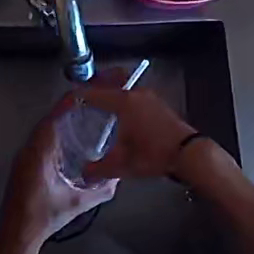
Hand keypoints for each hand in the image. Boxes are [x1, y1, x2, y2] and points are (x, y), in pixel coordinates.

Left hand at [0, 95, 117, 250]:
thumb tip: (118, 177)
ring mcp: (24, 156)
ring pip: (44, 128)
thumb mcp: (77, 202)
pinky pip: (41, 138)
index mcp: (40, 153)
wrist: (15, 237)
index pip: (55, 117)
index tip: (87, 91)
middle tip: (92, 100)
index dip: (71, 101)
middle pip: (50, 118)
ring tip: (84, 114)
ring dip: (63, 119)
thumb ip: (101, 188)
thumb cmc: (43, 217)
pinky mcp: (24, 164)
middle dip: (70, 107)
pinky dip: (57, 131)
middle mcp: (29, 149)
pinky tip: (70, 137)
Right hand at [76, 73, 199, 180]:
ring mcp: (149, 96)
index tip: (66, 102)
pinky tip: (119, 114)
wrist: (187, 152)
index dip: (78, 96)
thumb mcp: (121, 164)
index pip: (94, 93)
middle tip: (81, 97)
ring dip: (111, 91)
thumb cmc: (152, 154)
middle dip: (96, 86)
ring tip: (98, 106)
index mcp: (124, 102)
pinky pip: (134, 94)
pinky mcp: (158, 103)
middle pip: (111, 81)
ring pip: (124, 87)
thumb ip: (98, 168)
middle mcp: (136, 93)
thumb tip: (83, 171)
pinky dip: (123, 98)